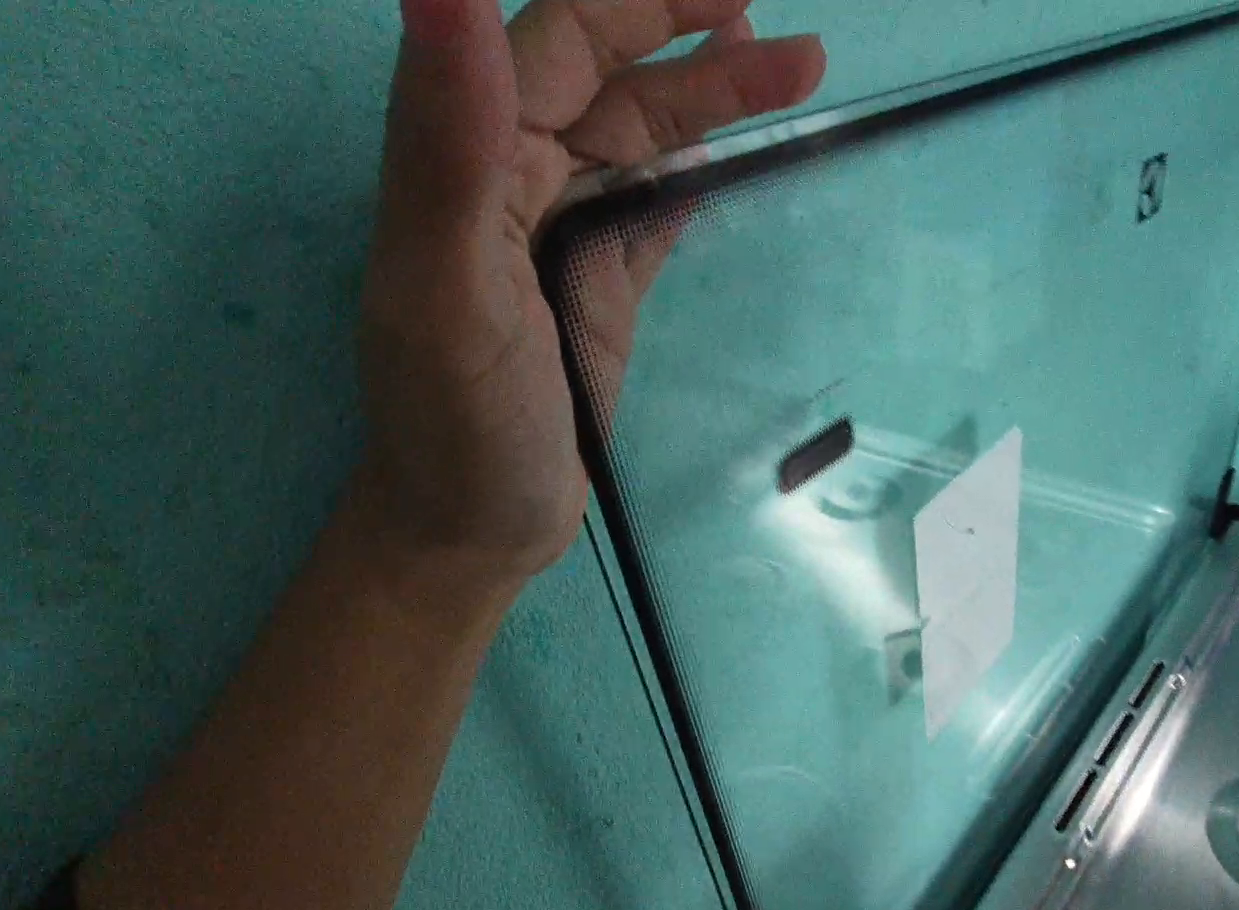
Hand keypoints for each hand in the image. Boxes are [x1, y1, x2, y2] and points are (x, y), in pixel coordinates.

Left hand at [355, 0, 825, 588]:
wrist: (476, 527)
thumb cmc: (460, 427)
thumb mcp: (448, 298)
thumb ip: (445, 149)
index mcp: (467, 163)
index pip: (557, 43)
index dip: (640, 3)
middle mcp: (511, 181)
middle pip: (610, 82)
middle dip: (698, 50)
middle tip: (791, 45)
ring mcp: (561, 235)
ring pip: (639, 142)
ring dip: (710, 107)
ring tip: (793, 79)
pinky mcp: (599, 286)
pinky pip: (649, 207)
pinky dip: (690, 174)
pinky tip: (731, 155)